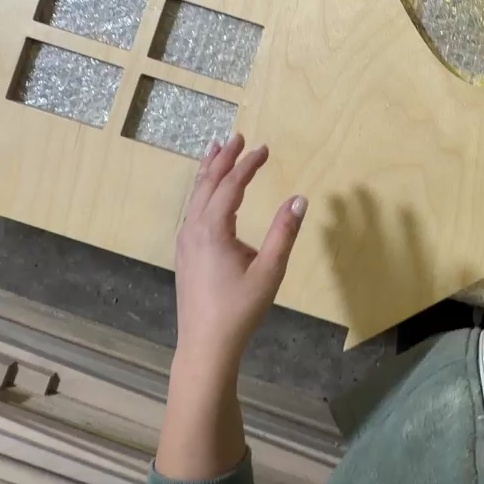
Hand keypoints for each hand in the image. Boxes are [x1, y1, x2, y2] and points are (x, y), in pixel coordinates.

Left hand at [174, 134, 304, 377]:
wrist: (206, 345)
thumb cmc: (240, 309)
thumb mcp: (270, 271)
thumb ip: (284, 232)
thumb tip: (299, 199)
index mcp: (213, 229)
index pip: (232, 185)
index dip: (248, 164)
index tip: (265, 148)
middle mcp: (194, 229)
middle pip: (208, 183)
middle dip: (223, 159)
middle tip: (238, 137)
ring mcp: (185, 241)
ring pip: (196, 196)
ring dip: (208, 171)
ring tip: (216, 150)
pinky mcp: (184, 253)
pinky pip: (192, 209)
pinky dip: (202, 191)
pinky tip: (207, 193)